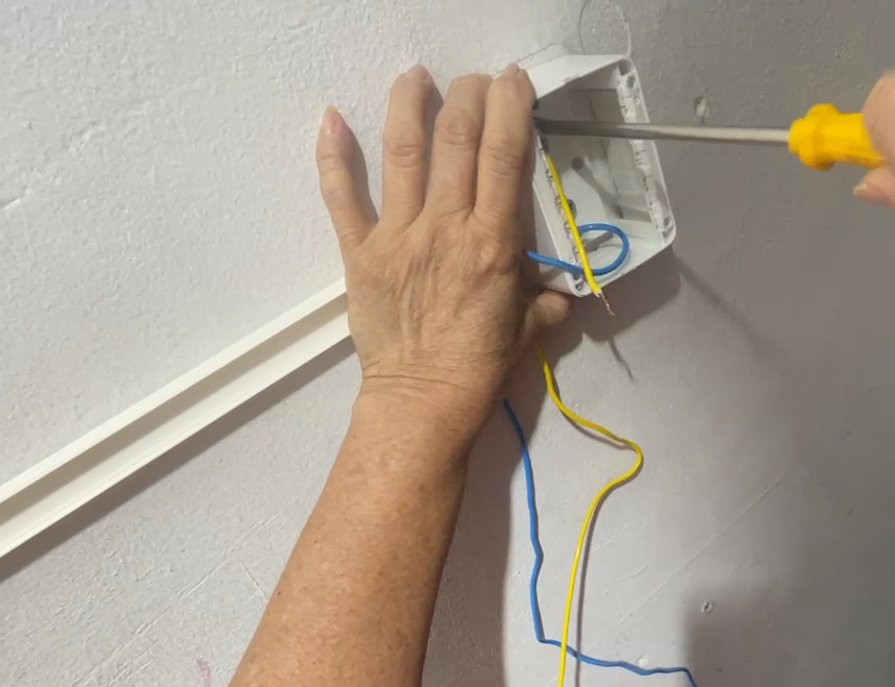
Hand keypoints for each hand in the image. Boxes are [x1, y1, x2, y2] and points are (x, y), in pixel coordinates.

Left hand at [316, 66, 570, 436]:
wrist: (422, 403)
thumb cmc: (478, 371)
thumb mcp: (526, 335)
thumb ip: (546, 305)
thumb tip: (562, 295)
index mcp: (492, 246)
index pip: (504, 159)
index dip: (510, 109)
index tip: (514, 81)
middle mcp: (446, 229)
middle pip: (456, 141)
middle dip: (467, 96)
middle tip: (474, 82)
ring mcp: (398, 236)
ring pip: (402, 152)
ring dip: (409, 103)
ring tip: (416, 76)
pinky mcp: (360, 253)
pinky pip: (341, 196)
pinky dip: (334, 155)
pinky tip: (332, 118)